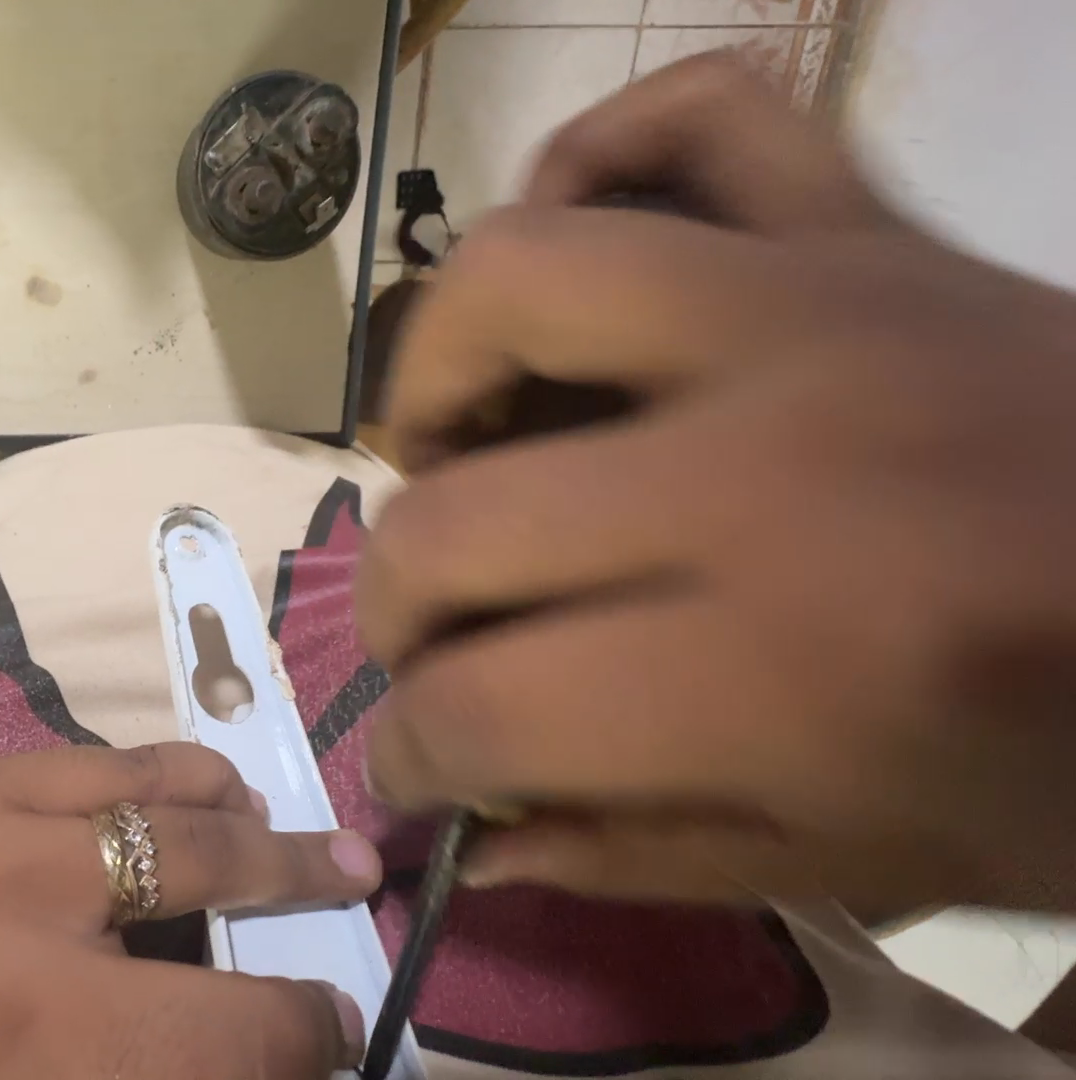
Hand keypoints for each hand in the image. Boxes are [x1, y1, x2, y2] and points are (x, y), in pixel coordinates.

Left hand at [0, 744, 382, 1079]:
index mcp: (31, 1045)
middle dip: (300, 895)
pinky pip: (107, 764)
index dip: (300, 1037)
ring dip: (247, 823)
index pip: (221, 1036)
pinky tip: (217, 782)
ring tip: (300, 832)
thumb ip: (136, 1071)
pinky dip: (175, 771)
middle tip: (360, 882)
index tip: (340, 1028)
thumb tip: (245, 1054)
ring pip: (164, 808)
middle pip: (208, 890)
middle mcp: (26, 921)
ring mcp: (1, 830)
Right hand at [357, 53, 1075, 917]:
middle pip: (447, 524)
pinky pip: (686, 118)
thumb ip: (620, 852)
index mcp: (799, 657)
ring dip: (435, 378)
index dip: (412, 757)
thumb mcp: (856, 862)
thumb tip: (458, 839)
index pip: (484, 709)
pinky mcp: (863, 218)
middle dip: (393, 611)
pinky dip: (590, 171)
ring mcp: (817, 300)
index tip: (409, 772)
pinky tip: (577, 284)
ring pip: (509, 274)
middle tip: (429, 640)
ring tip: (466, 449)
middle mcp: (777, 458)